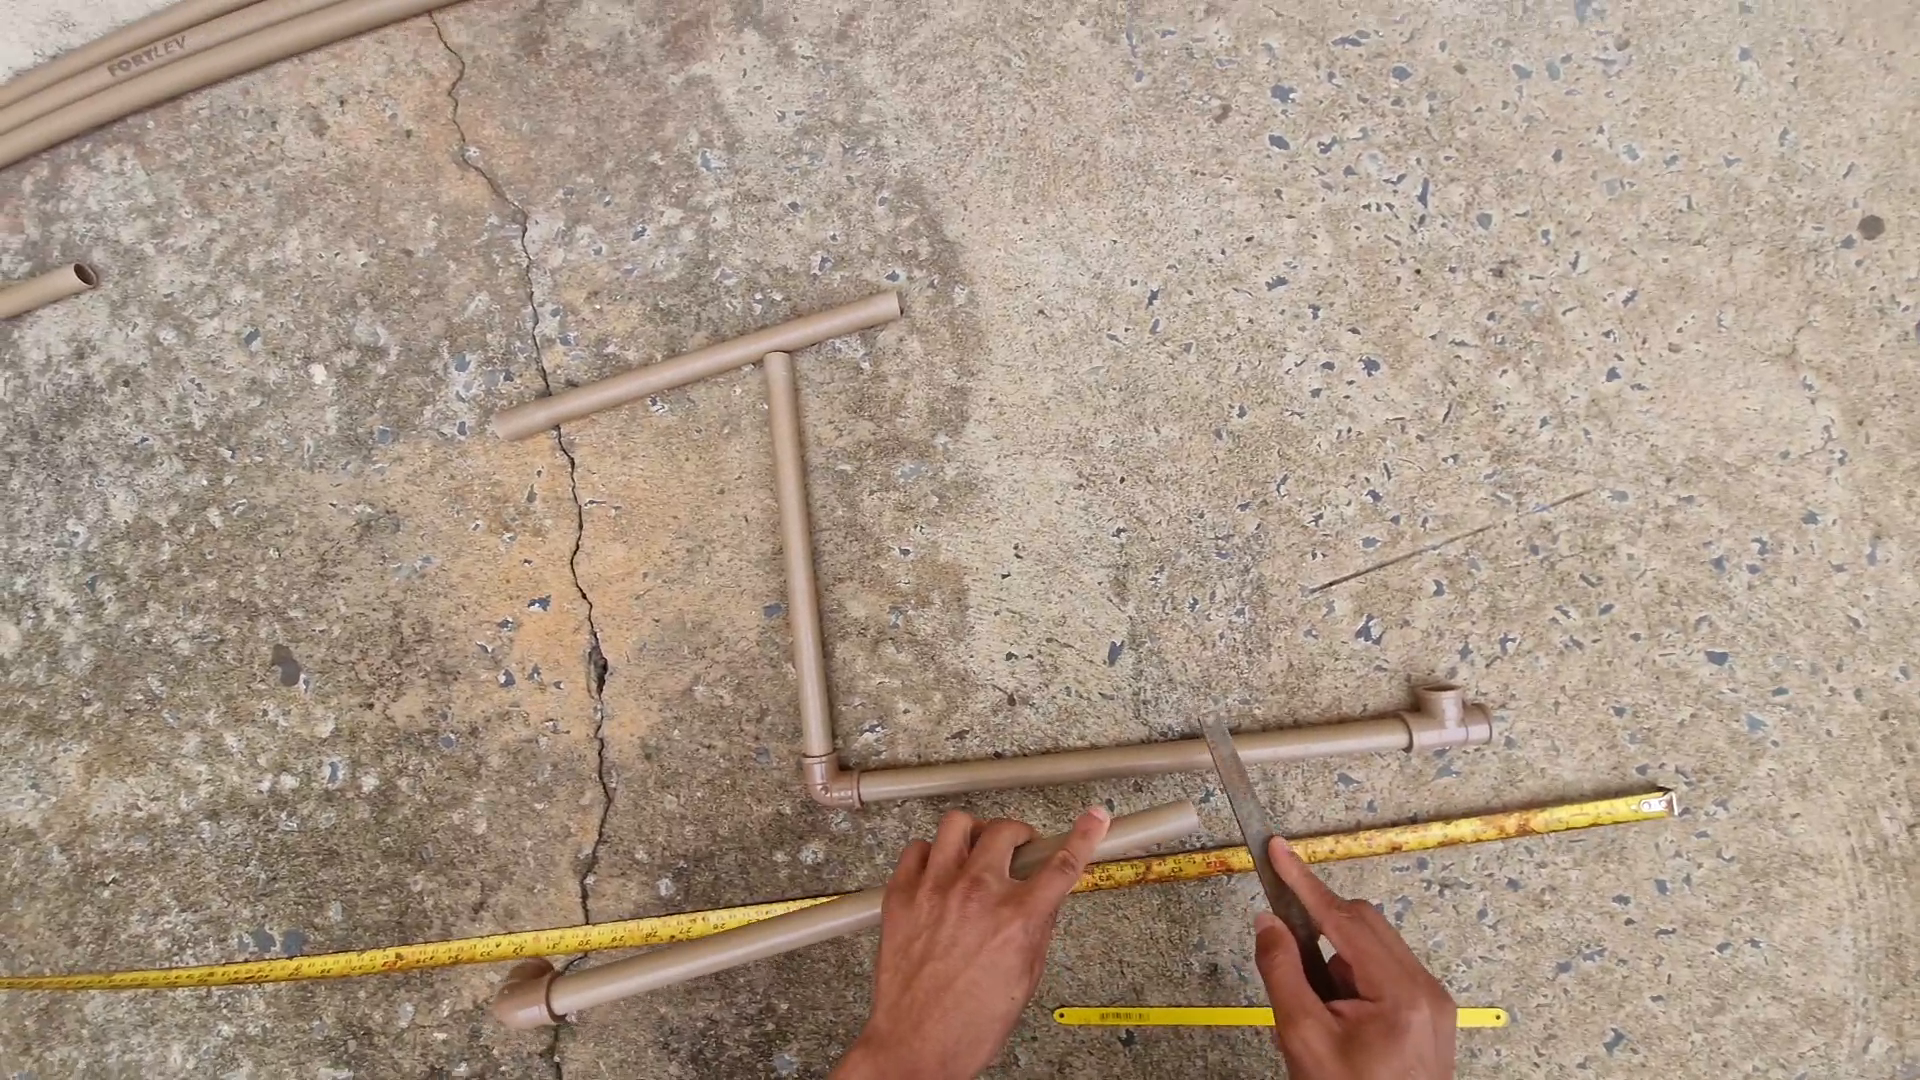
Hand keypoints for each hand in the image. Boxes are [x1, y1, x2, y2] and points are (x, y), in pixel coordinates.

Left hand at [832, 806, 1110, 1079]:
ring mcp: (936, 887)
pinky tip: (937, 870)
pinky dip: (931, 853)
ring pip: (958, 824)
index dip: (1085, 835)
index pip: (1062, 863)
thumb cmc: (968, 1025)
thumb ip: (1038, 929)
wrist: (914, 1047)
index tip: (1095, 819)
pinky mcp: (903, 893)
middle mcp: (977, 893)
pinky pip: (917, 847)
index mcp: (1016, 919)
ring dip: (974, 833)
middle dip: (1018, 835)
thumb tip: (1045, 897)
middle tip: (1017, 848)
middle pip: (1006, 830)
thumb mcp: (1024, 979)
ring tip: (975, 850)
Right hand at [1254, 835, 1456, 1079]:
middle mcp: (1425, 990)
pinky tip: (1335, 1010)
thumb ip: (1281, 969)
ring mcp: (1432, 1002)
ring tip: (1317, 1003)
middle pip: (1360, 923)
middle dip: (1318, 924)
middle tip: (1283, 942)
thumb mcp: (1302, 1036)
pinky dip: (1348, 972)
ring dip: (1333, 953)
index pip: (1342, 918)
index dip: (1303, 880)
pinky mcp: (1427, 1012)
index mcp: (1400, 995)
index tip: (1276, 848)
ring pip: (1369, 943)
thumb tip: (1268, 921)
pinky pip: (1380, 967)